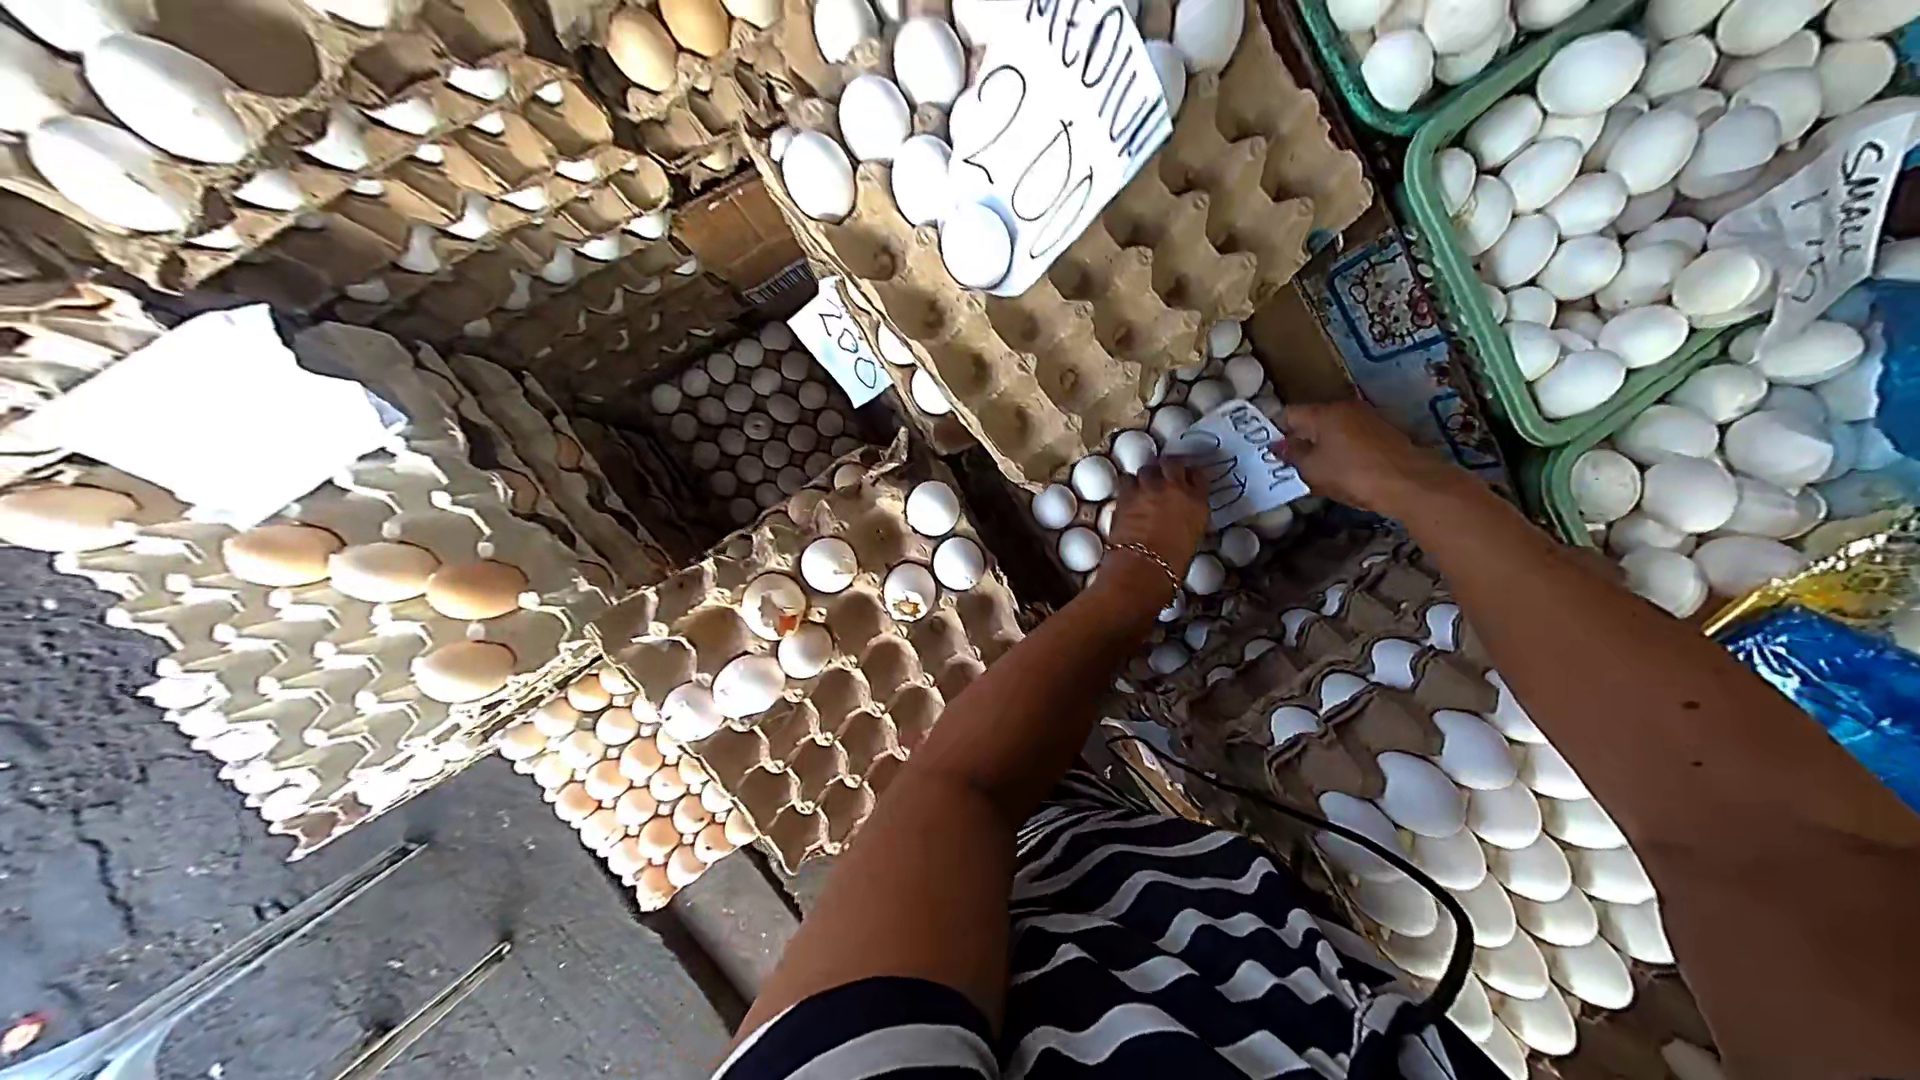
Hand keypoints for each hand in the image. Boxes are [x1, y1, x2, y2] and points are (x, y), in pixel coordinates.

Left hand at [1105, 458, 1209, 579]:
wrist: (1144, 565)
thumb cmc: (1173, 562)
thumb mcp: (1192, 537)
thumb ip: (1189, 518)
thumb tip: (1181, 517)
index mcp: (1197, 500)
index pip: (1198, 476)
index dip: (1190, 476)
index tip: (1186, 479)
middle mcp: (1174, 488)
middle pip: (1172, 463)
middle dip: (1167, 467)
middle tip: (1163, 474)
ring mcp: (1149, 488)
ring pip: (1147, 469)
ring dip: (1146, 475)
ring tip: (1144, 484)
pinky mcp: (1126, 494)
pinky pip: (1127, 480)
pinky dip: (1128, 485)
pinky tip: (1128, 493)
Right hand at [1279, 402, 1466, 516]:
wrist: (1410, 484)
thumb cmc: (1352, 474)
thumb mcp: (1311, 469)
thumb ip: (1290, 455)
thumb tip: (1277, 446)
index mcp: (1324, 412)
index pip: (1288, 414)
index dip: (1274, 431)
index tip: (1268, 452)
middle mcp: (1346, 408)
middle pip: (1311, 421)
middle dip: (1297, 440)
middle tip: (1286, 464)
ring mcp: (1367, 419)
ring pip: (1332, 430)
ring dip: (1319, 447)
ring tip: (1311, 470)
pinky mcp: (1383, 434)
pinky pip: (1350, 439)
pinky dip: (1339, 451)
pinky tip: (1337, 471)